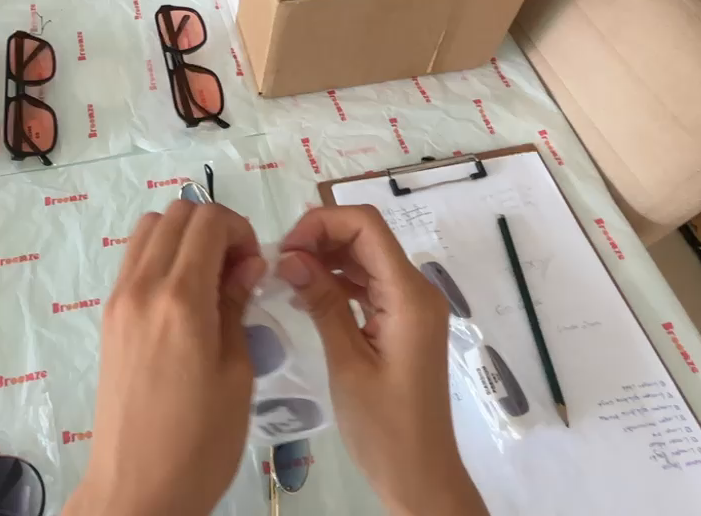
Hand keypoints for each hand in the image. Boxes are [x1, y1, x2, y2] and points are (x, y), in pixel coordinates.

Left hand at [66, 200, 266, 515]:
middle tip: (235, 268)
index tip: (253, 264)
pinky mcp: (108, 314)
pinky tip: (181, 295)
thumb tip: (246, 263)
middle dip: (214, 226)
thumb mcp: (237, 372)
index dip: (239, 229)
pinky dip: (161, 254)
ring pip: (150, 226)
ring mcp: (119, 297)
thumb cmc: (200, 440)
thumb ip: (237, 304)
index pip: (209, 220)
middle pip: (178, 212)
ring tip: (207, 277)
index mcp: (181, 298)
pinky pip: (134, 256)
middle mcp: (143, 285)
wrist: (137, 489)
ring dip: (183, 235)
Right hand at [277, 205, 487, 515]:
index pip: (366, 225)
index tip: (286, 248)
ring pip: (365, 255)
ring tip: (287, 276)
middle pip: (365, 235)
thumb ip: (322, 301)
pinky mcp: (403, 319)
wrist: (421, 478)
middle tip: (280, 262)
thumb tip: (290, 255)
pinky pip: (369, 281)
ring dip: (326, 256)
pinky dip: (338, 278)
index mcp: (409, 295)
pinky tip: (306, 293)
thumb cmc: (384, 428)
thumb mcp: (346, 362)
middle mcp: (416, 289)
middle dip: (320, 237)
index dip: (322, 223)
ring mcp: (412, 304)